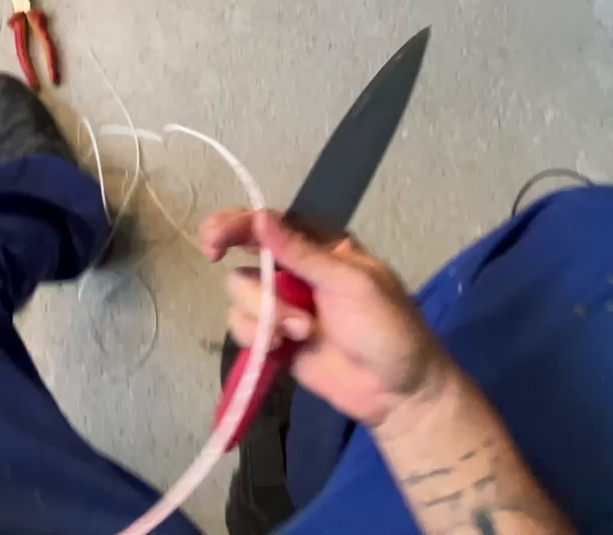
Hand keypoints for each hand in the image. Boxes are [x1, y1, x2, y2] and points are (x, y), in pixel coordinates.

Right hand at [200, 208, 452, 428]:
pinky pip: (241, 324)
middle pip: (241, 246)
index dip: (236, 221)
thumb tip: (260, 216)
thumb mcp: (352, 284)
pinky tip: (285, 346)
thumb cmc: (388, 329)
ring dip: (265, 310)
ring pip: (239, 288)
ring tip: (302, 330)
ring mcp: (279, 302)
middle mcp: (292, 267)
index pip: (267, 222)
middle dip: (226, 248)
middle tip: (212, 251)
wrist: (399, 396)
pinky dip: (257, 334)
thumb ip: (302, 253)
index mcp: (316, 245)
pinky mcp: (272, 335)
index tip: (216, 235)